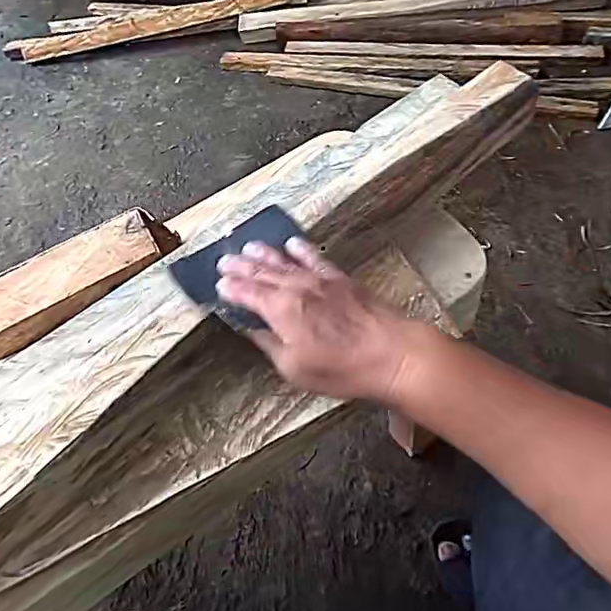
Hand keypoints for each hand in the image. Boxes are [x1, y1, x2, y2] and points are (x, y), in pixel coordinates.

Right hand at [216, 238, 432, 403]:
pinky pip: (316, 259)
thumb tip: (253, 329)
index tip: (218, 284)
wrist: (392, 352)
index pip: (247, 294)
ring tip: (249, 246)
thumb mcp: (294, 367)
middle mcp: (298, 288)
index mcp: (280, 310)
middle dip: (241, 267)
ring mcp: (322, 281)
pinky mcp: (343, 280)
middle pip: (263, 273)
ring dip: (265, 254)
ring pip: (286, 262)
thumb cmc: (343, 367)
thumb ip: (270, 343)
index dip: (230, 289)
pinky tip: (293, 243)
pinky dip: (302, 250)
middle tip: (224, 261)